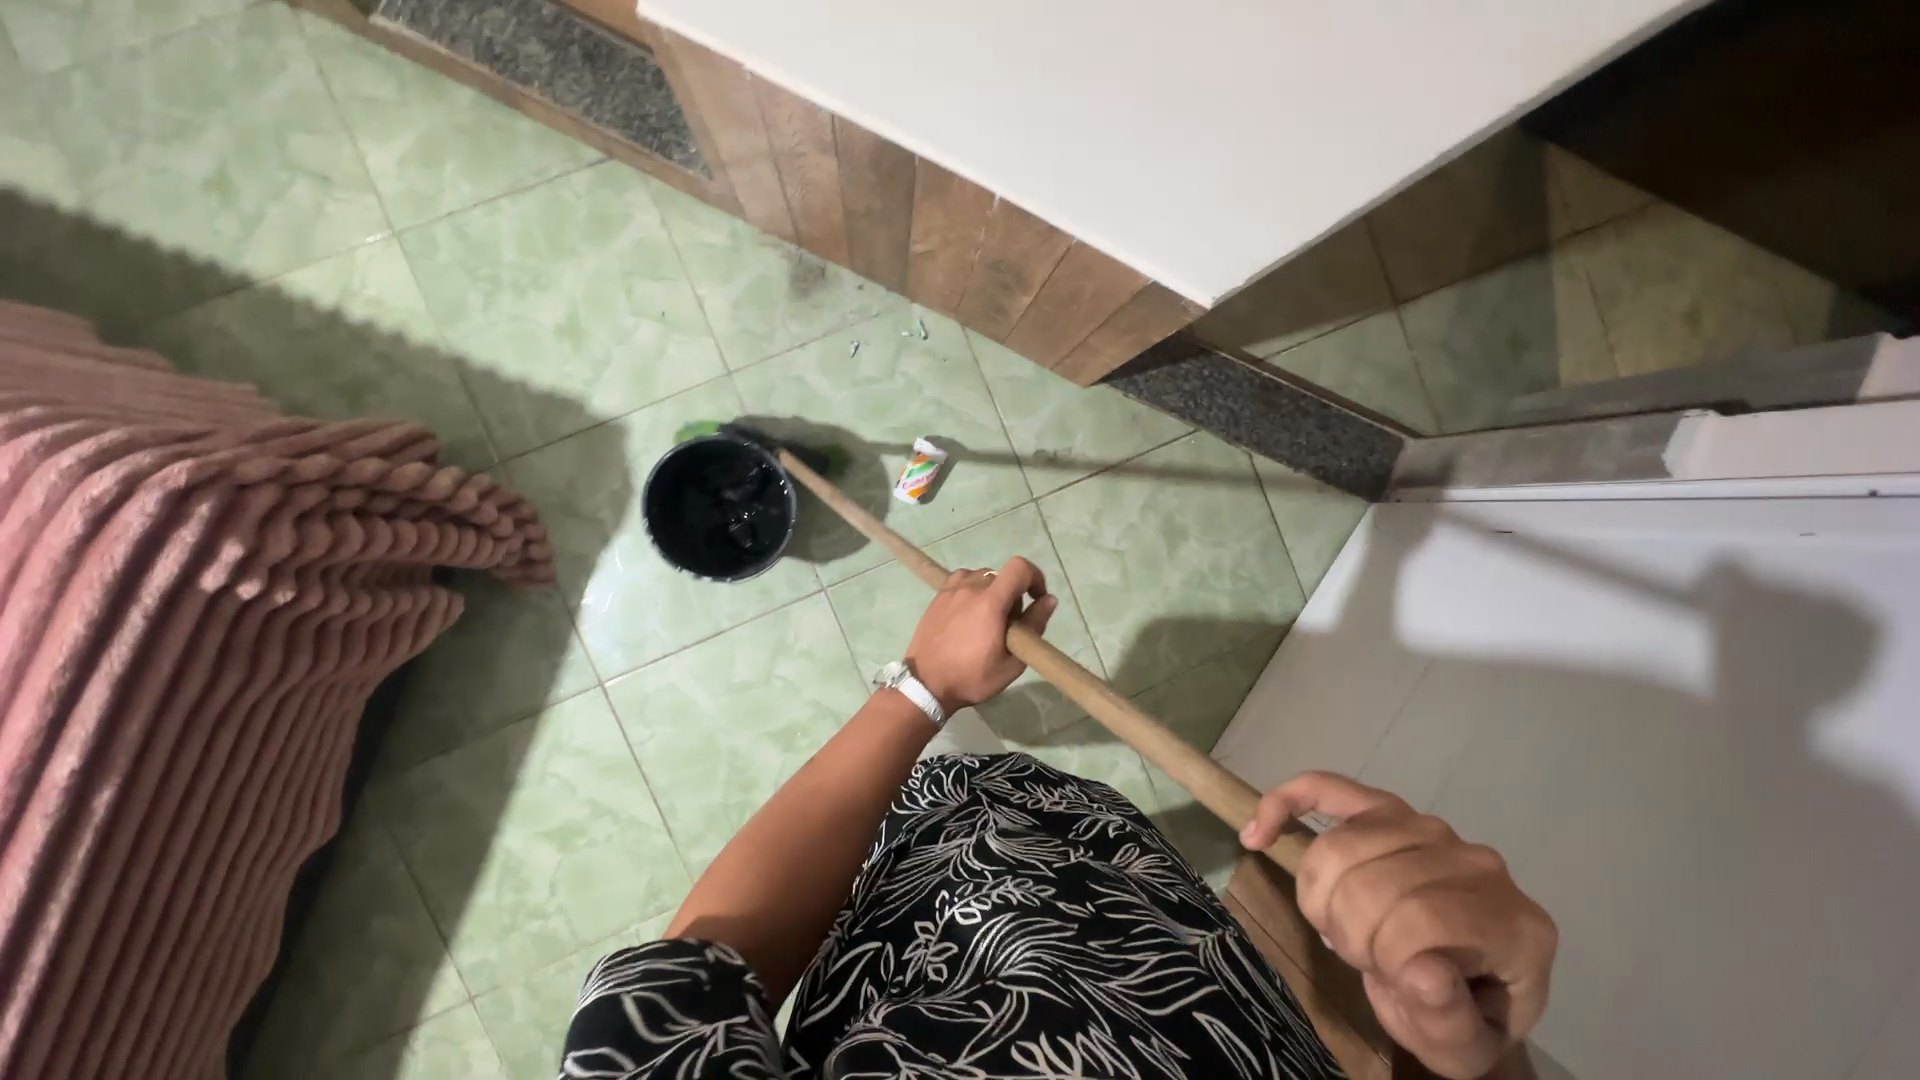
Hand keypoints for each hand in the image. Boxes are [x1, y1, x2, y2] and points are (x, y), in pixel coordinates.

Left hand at [903, 557, 1057, 713]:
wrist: (926, 684)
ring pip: (981, 576)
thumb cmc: (972, 677)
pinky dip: (972, 590)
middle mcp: (970, 588)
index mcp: (990, 602)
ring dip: (993, 591)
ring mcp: (950, 591)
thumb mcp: (1012, 662)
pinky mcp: (937, 597)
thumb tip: (1049, 600)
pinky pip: (962, 581)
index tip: (1037, 599)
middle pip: (1002, 575)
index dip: (1035, 577)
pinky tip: (969, 613)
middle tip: (1010, 624)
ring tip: (989, 619)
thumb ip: (1033, 627)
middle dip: (1014, 594)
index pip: (1019, 567)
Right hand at [1240, 772, 1556, 1078]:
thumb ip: (1450, 1021)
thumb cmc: (1458, 1018)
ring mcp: (1430, 828)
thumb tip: (1425, 972)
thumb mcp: (1461, 1048)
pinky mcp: (1386, 808)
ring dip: (1319, 894)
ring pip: (1341, 843)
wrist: (1455, 989)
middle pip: (1375, 879)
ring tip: (1336, 924)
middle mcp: (1477, 863)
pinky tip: (1257, 834)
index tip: (1388, 982)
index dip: (1387, 952)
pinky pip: (1326, 789)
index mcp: (1511, 923)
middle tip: (1358, 956)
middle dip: (1348, 929)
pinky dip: (1283, 805)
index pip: (1423, 917)